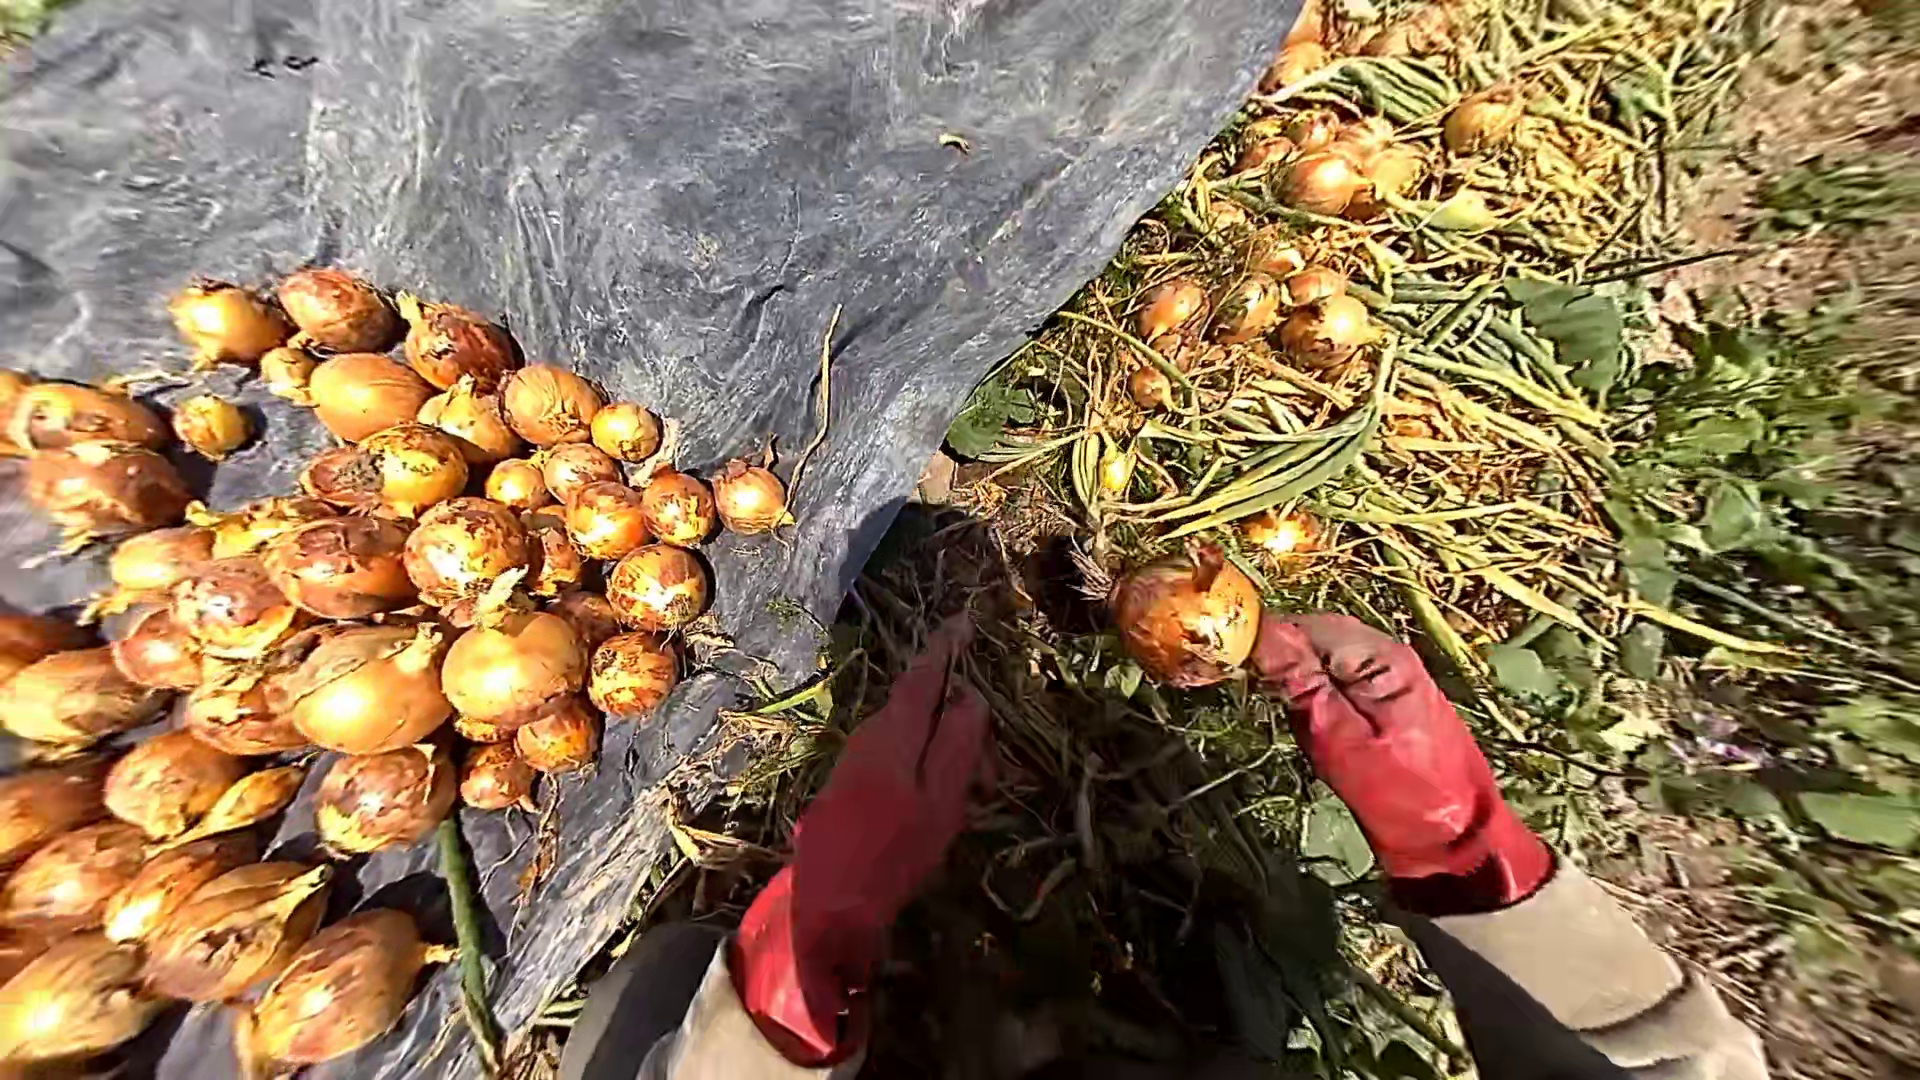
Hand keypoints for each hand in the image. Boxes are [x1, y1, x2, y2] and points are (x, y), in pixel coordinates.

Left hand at [732, 616, 990, 1064]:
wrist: (828, 902)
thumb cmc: (894, 849)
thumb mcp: (940, 798)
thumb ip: (956, 741)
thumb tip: (970, 694)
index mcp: (895, 729)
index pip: (924, 673)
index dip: (945, 645)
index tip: (963, 619)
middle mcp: (872, 730)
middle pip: (922, 704)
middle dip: (957, 720)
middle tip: (988, 772)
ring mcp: (858, 753)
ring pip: (912, 732)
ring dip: (944, 751)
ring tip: (968, 797)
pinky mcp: (852, 776)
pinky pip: (898, 754)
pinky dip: (925, 766)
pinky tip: (935, 804)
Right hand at [1250, 613, 1550, 915]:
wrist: (1455, 841)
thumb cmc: (1396, 791)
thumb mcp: (1336, 736)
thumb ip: (1298, 680)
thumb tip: (1258, 633)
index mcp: (1379, 656)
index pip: (1302, 626)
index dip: (1263, 640)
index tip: (1235, 663)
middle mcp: (1386, 650)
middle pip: (1310, 631)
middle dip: (1276, 651)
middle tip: (1251, 683)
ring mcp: (1389, 668)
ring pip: (1319, 648)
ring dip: (1291, 666)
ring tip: (1274, 696)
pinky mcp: (1385, 688)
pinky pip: (1334, 667)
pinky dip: (1310, 678)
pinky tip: (1301, 704)